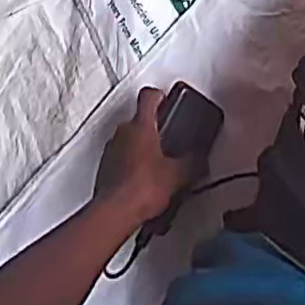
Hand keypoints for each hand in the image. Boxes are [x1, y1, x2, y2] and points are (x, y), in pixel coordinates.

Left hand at [94, 87, 198, 226]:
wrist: (115, 211)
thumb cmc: (140, 189)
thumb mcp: (177, 176)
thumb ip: (192, 163)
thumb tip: (199, 161)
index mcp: (141, 126)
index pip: (149, 96)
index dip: (159, 94)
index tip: (166, 98)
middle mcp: (124, 131)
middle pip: (139, 117)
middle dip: (154, 126)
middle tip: (168, 138)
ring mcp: (112, 146)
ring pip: (129, 136)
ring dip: (141, 144)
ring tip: (156, 162)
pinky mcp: (106, 164)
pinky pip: (120, 153)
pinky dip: (131, 160)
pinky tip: (142, 177)